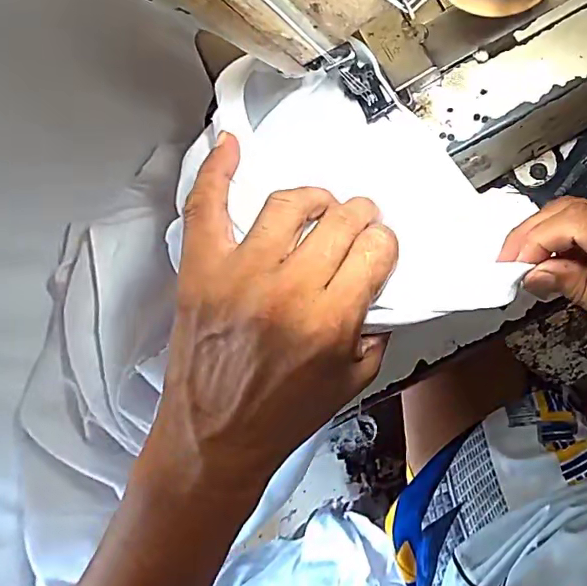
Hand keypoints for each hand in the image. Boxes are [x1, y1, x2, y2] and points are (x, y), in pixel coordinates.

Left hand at [143, 132, 398, 505]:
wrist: (213, 439)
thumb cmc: (277, 417)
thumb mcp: (350, 383)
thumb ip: (374, 330)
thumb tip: (377, 284)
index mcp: (330, 321)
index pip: (375, 249)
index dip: (384, 243)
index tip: (378, 247)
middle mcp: (287, 291)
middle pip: (340, 220)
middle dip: (359, 216)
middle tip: (356, 223)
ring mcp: (240, 274)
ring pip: (289, 204)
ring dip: (314, 198)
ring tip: (317, 206)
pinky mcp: (202, 270)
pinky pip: (208, 205)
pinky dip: (217, 170)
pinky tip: (230, 147)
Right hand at [499, 198, 586, 390]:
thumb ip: (581, 290)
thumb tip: (532, 274)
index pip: (578, 222)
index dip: (536, 239)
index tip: (511, 268)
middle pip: (573, 209)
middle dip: (532, 234)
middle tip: (506, 267)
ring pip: (577, 212)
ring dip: (543, 235)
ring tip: (521, 267)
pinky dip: (561, 239)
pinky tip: (548, 262)